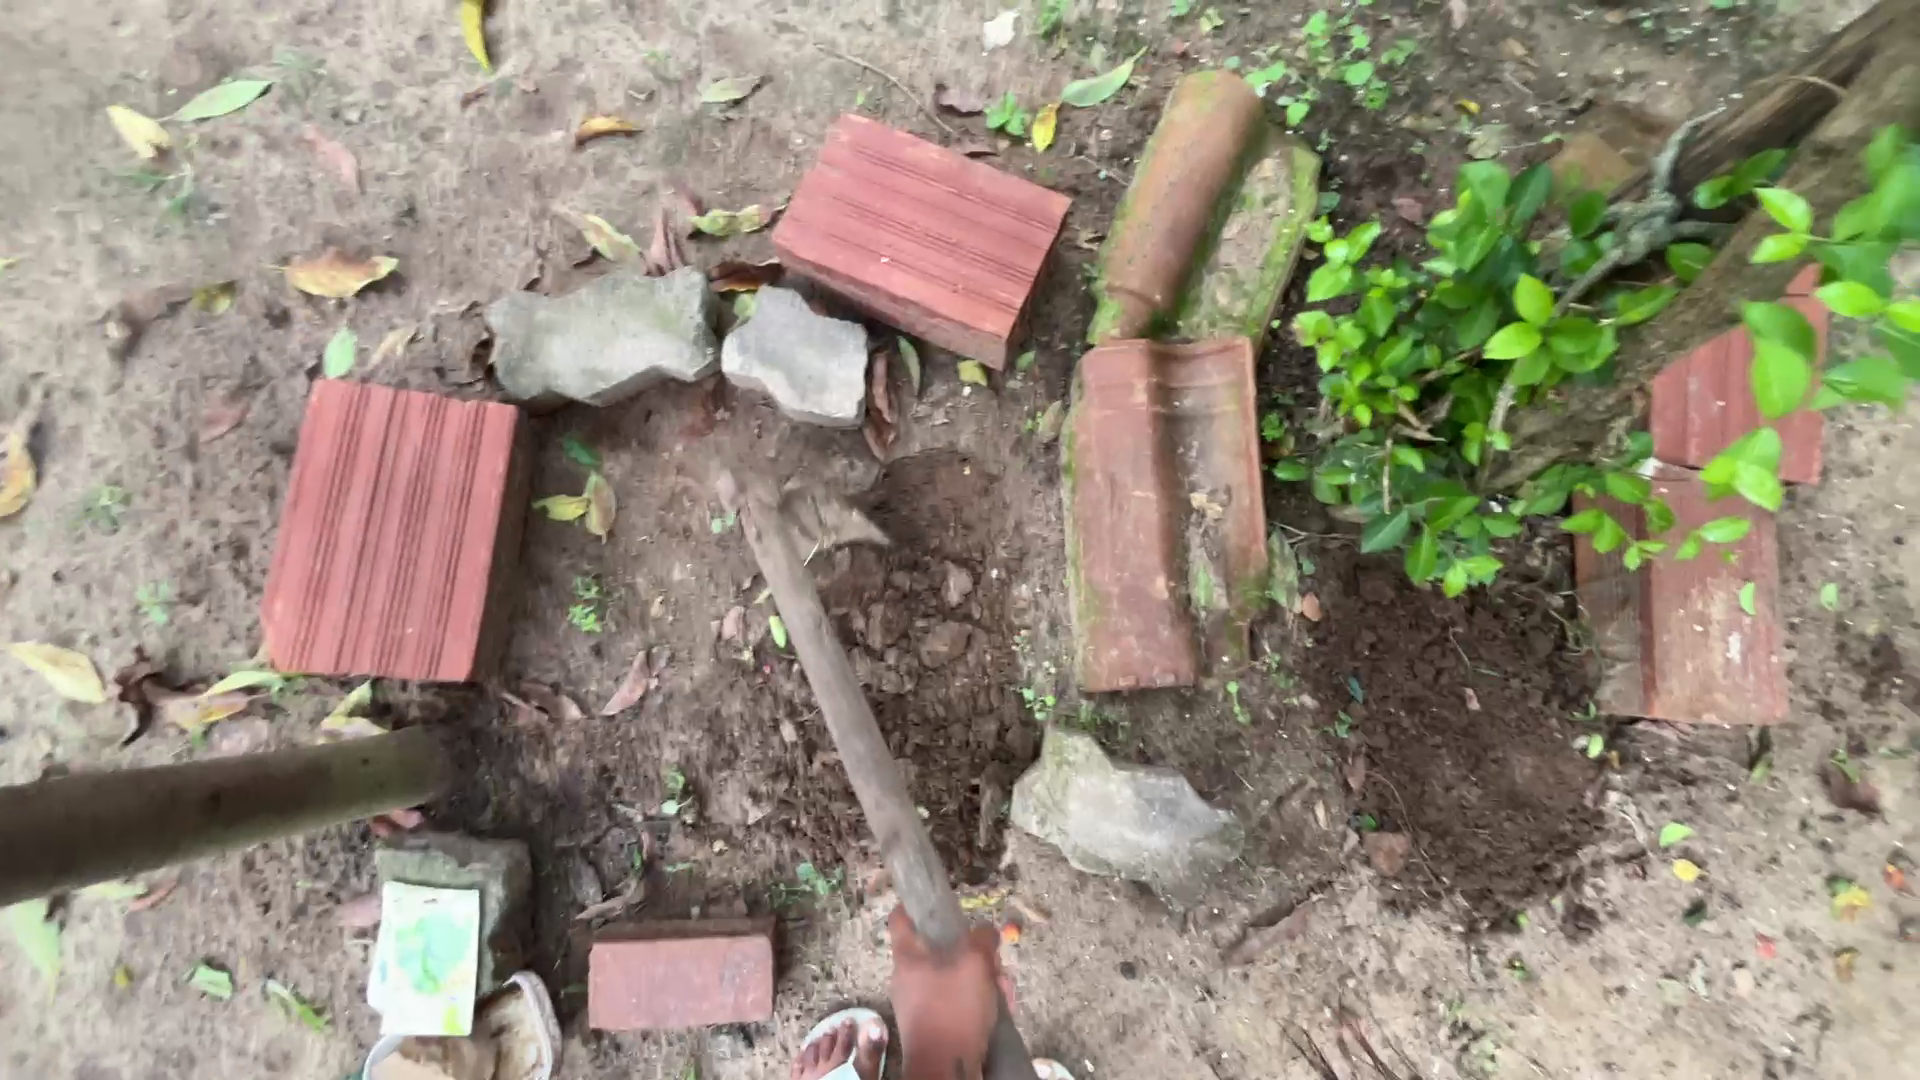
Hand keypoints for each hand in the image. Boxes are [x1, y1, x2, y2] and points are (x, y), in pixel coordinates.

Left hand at [887, 907, 1005, 1079]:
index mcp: (907, 955)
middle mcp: (907, 977)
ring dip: (980, 978)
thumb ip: (982, 939)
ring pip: (952, 976)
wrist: (945, 1072)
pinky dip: (976, 1001)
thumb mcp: (974, 962)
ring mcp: (918, 1004)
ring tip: (1004, 989)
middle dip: (972, 952)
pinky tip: (1000, 1008)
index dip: (917, 904)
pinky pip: (955, 1001)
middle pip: (939, 949)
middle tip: (994, 961)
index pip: (901, 917)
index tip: (940, 902)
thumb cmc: (953, 1009)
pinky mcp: (932, 1026)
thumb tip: (986, 932)